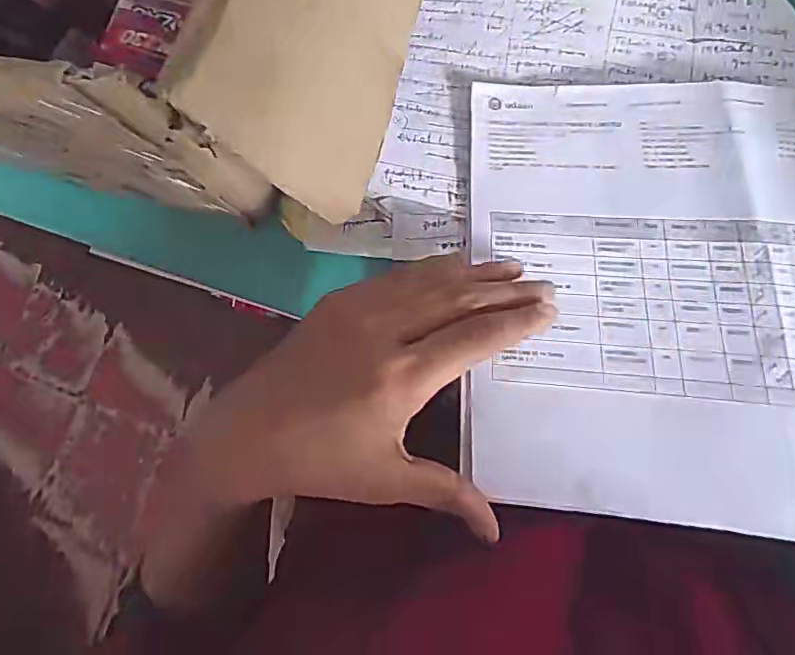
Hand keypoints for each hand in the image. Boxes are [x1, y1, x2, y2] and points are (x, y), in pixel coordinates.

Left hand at [179, 255, 554, 541]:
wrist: (248, 430)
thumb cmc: (320, 460)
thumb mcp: (384, 479)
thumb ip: (444, 490)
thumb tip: (495, 528)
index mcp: (401, 378)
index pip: (473, 339)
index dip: (513, 323)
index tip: (546, 308)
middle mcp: (387, 331)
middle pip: (458, 301)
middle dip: (505, 292)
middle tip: (543, 283)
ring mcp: (362, 308)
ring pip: (430, 280)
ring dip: (474, 273)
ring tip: (511, 267)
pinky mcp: (342, 298)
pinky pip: (399, 276)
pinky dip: (434, 268)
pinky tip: (454, 265)